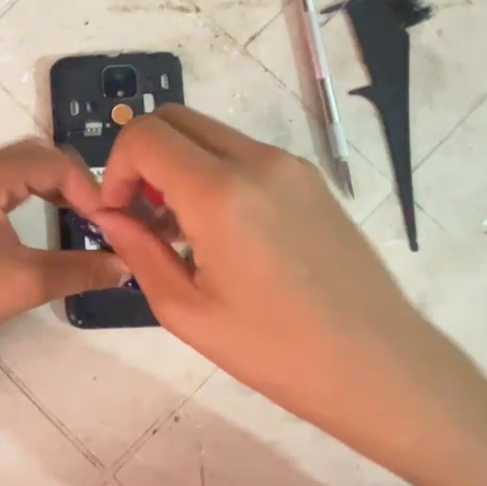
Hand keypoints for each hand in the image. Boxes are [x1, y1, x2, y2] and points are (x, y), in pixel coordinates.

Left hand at [0, 140, 128, 372]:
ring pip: (26, 167)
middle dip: (77, 182)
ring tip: (88, 217)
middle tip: (105, 217)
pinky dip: (38, 192)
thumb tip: (127, 266)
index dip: (90, 190)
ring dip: (59, 186)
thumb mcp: (28, 282)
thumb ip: (82, 269)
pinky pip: (11, 182)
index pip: (56, 163)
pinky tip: (58, 216)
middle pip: (42, 156)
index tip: (113, 225)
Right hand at [78, 106, 486, 456]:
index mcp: (221, 193)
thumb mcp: (184, 309)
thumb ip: (137, 249)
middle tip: (140, 215)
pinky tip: (217, 235)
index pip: (145, 136)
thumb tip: (107, 214)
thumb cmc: (273, 350)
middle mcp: (258, 162)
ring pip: (209, 135)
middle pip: (175, 119)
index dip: (115, 168)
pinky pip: (242, 155)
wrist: (379, 366)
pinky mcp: (311, 182)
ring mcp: (291, 167)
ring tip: (178, 233)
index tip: (117, 214)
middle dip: (141, 159)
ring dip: (176, 167)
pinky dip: (211, 175)